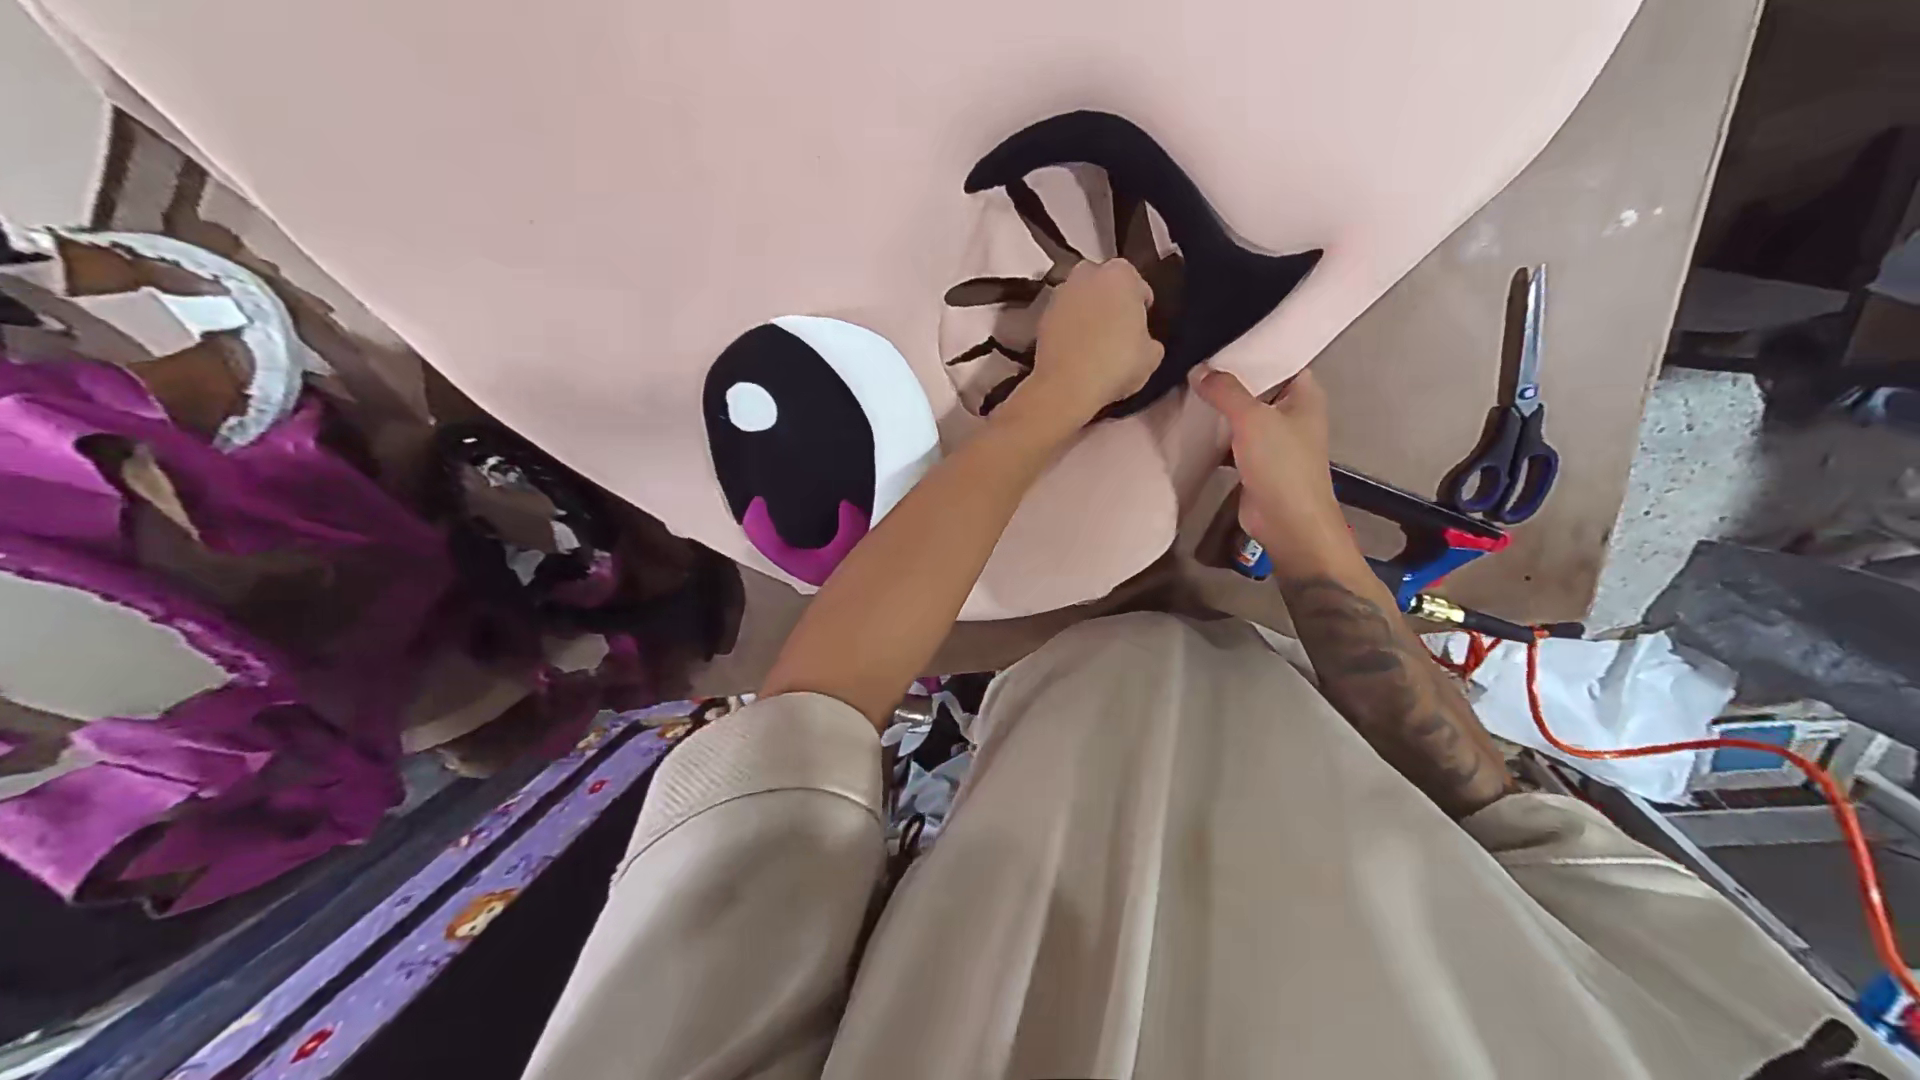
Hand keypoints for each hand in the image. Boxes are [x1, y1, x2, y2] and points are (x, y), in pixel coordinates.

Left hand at [1015, 259, 1162, 422]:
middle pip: (1104, 284)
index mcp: (1120, 275)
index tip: (1140, 323)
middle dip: (1110, 300)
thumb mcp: (1151, 356)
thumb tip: (1143, 342)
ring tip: (1093, 341)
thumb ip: (1149, 339)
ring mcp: (1060, 294)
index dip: (1140, 305)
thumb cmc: (1117, 364)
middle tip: (1117, 328)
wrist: (1067, 386)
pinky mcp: (1041, 317)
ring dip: (1087, 312)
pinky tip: (1074, 350)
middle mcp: (1086, 275)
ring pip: (1080, 299)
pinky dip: (1068, 328)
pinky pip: (1062, 318)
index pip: (1137, 284)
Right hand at [1189, 366, 1353, 575]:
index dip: (1252, 350)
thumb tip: (1198, 369)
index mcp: (1304, 394)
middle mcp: (1292, 413)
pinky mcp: (1256, 462)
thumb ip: (1225, 391)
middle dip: (1227, 379)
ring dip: (1218, 408)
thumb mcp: (1252, 419)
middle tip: (1193, 362)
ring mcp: (1274, 439)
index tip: (1218, 340)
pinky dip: (1215, 435)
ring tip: (1185, 388)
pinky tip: (1190, 425)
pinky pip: (1232, 439)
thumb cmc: (1281, 465)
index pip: (1280, 360)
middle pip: (1256, 387)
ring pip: (1242, 415)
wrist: (1287, 522)